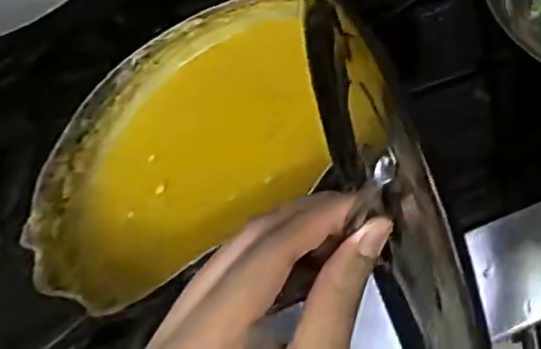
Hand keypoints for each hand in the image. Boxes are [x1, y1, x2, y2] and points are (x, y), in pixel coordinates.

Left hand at [145, 193, 391, 348]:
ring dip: (290, 237)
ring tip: (340, 239)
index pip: (270, 246)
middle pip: (246, 241)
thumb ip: (338, 297)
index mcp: (204, 338)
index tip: (372, 206)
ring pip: (231, 257)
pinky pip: (221, 283)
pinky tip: (303, 272)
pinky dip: (267, 265)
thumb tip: (373, 228)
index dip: (325, 215)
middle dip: (309, 218)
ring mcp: (167, 339)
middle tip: (361, 216)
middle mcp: (173, 329)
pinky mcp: (175, 348)